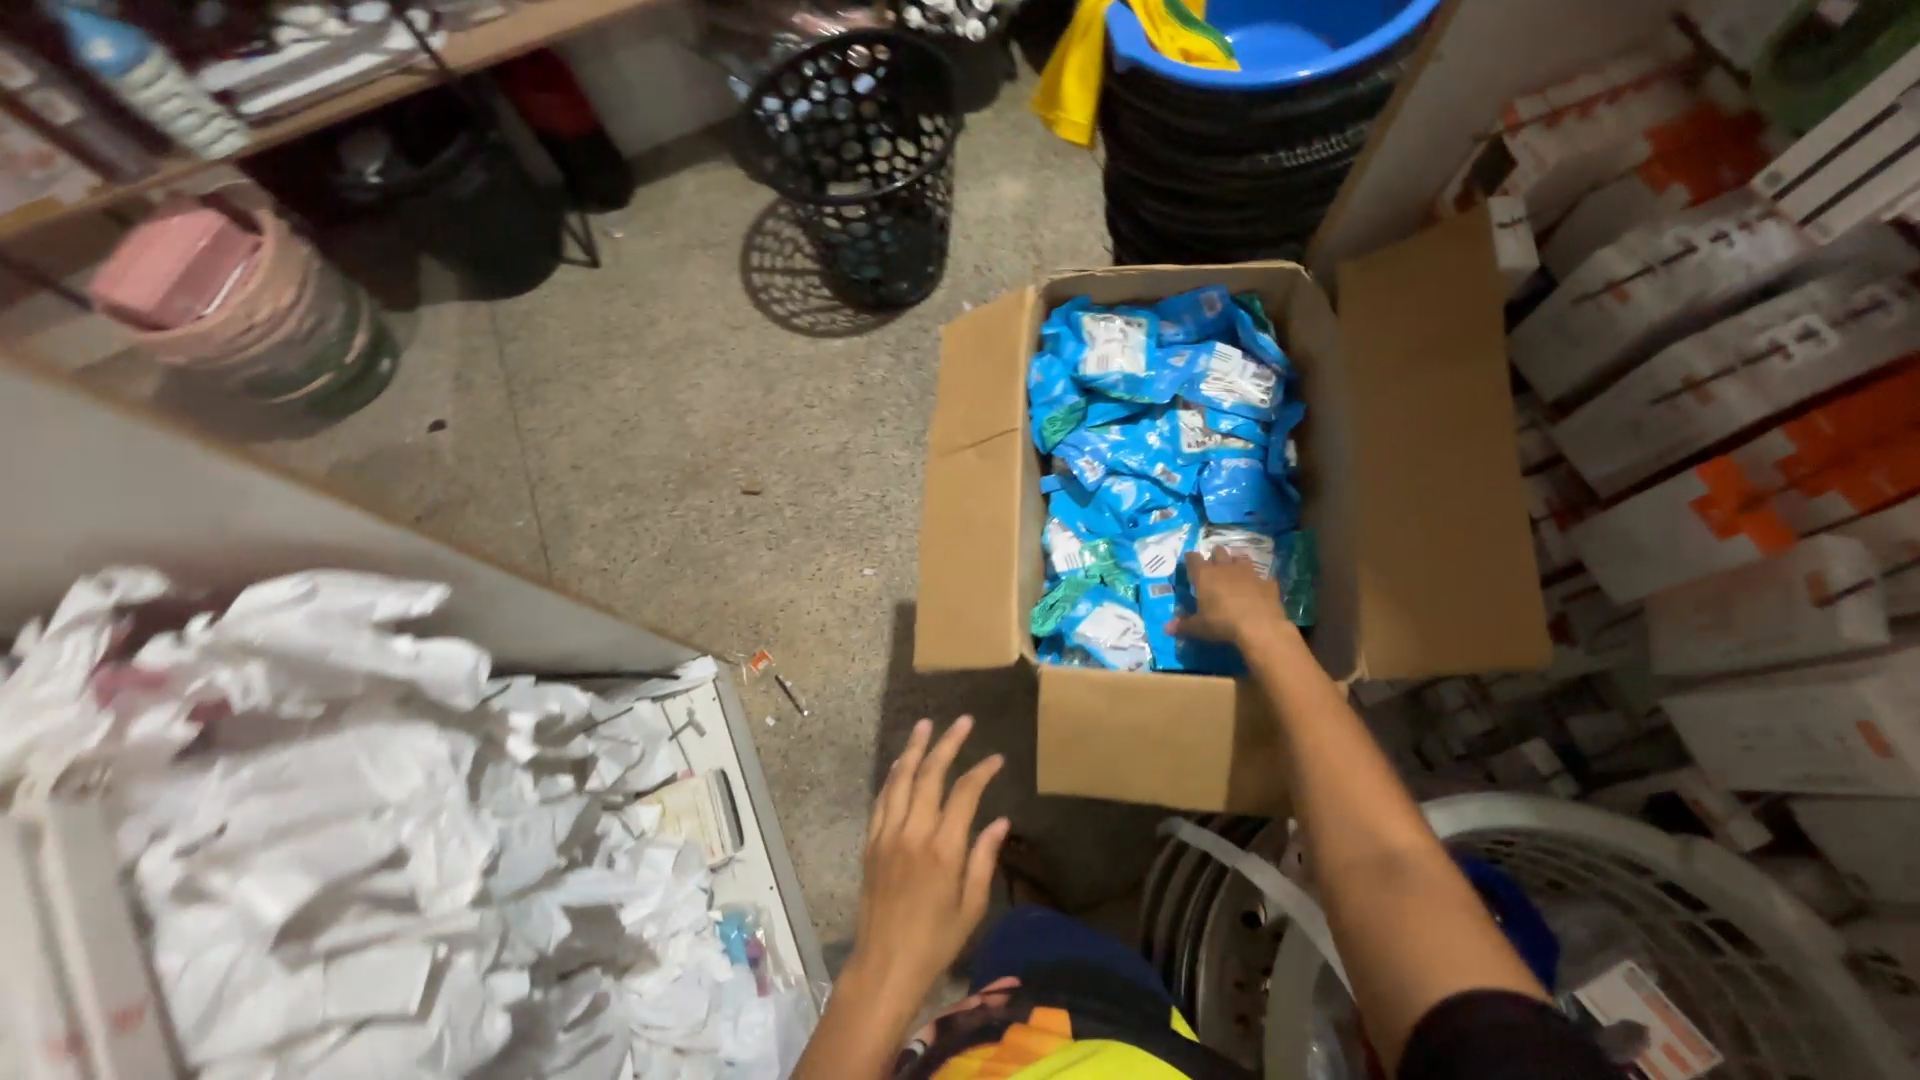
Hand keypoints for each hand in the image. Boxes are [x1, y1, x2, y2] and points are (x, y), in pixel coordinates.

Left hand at [848, 716, 1008, 1001]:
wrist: (885, 964)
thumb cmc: (936, 940)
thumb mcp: (973, 906)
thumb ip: (985, 859)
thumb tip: (1000, 821)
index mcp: (944, 849)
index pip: (965, 793)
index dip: (982, 771)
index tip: (997, 759)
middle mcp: (913, 833)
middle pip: (930, 775)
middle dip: (948, 744)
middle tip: (963, 722)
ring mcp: (887, 835)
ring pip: (900, 779)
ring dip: (914, 749)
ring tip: (926, 725)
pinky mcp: (870, 843)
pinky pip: (882, 799)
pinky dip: (893, 776)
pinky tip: (900, 764)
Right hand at [1169, 549, 1292, 643]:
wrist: (1259, 626)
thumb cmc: (1222, 623)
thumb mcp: (1199, 627)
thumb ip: (1183, 625)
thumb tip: (1167, 628)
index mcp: (1205, 575)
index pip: (1193, 558)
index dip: (1190, 559)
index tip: (1189, 561)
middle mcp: (1225, 568)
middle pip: (1218, 552)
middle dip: (1215, 556)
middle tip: (1213, 566)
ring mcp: (1248, 572)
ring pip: (1241, 558)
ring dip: (1236, 562)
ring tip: (1234, 571)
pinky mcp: (1267, 582)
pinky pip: (1262, 577)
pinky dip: (1258, 581)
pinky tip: (1257, 588)